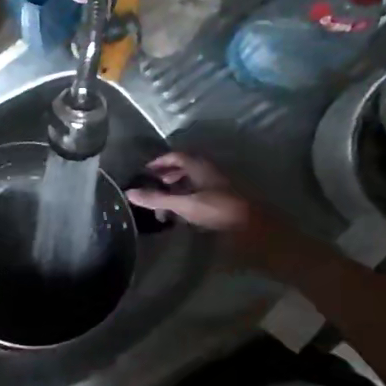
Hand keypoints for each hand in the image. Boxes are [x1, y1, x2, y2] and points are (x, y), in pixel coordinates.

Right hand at [125, 152, 288, 261]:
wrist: (256, 229)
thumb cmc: (219, 211)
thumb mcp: (185, 205)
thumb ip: (157, 199)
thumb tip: (129, 193)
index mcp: (201, 166)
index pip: (177, 156)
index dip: (160, 162)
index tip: (145, 172)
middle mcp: (211, 172)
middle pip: (185, 168)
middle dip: (167, 177)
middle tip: (152, 188)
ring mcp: (221, 186)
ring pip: (194, 182)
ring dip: (178, 190)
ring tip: (164, 206)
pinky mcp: (227, 201)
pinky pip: (202, 195)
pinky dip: (189, 200)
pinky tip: (184, 215)